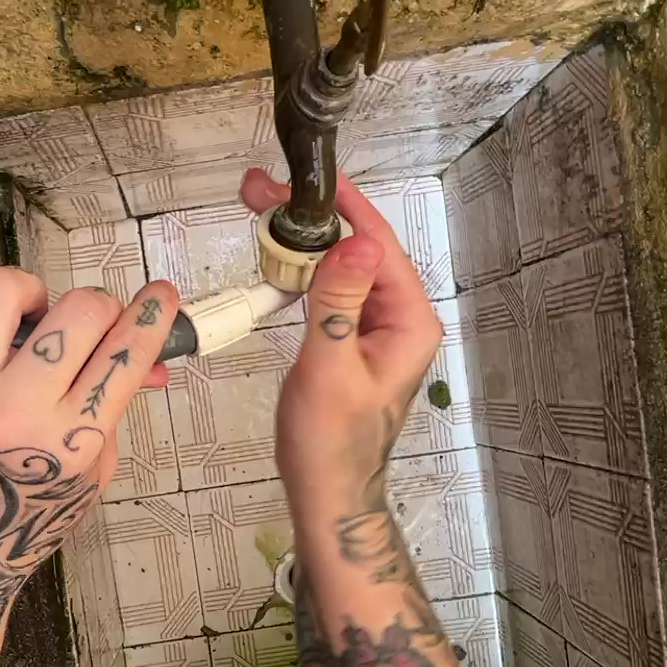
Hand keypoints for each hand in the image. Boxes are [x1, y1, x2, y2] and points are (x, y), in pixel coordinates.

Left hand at [0, 266, 180, 650]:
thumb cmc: (33, 518)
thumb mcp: (93, 472)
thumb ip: (116, 411)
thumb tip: (149, 360)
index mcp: (69, 441)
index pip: (125, 355)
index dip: (154, 315)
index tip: (160, 296)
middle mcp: (12, 413)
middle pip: (77, 315)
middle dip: (101, 307)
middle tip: (95, 324)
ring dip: (27, 292)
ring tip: (30, 313)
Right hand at [239, 169, 442, 520]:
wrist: (325, 491)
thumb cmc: (328, 441)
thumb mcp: (330, 369)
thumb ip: (340, 304)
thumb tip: (354, 241)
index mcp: (408, 321)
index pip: (378, 245)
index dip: (342, 206)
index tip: (304, 175)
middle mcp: (398, 317)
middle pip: (358, 251)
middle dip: (311, 220)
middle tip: (258, 192)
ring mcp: (375, 328)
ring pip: (341, 268)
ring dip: (302, 241)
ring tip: (258, 213)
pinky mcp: (351, 339)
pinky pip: (330, 292)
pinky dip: (301, 272)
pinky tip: (274, 257)